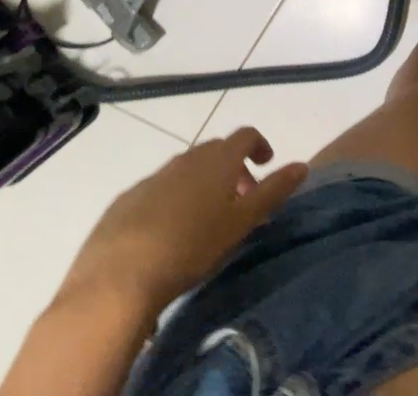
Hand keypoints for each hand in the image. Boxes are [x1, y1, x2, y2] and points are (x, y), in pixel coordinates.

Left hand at [58, 126, 307, 313]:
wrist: (115, 283)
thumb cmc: (191, 247)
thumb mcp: (243, 221)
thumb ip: (274, 190)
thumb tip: (302, 164)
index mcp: (216, 161)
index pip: (245, 135)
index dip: (260, 145)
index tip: (267, 165)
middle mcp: (182, 161)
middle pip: (214, 151)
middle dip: (231, 168)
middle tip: (239, 201)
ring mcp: (148, 181)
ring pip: (183, 172)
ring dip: (201, 185)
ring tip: (204, 221)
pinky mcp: (121, 204)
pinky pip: (155, 192)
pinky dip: (170, 202)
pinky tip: (167, 235)